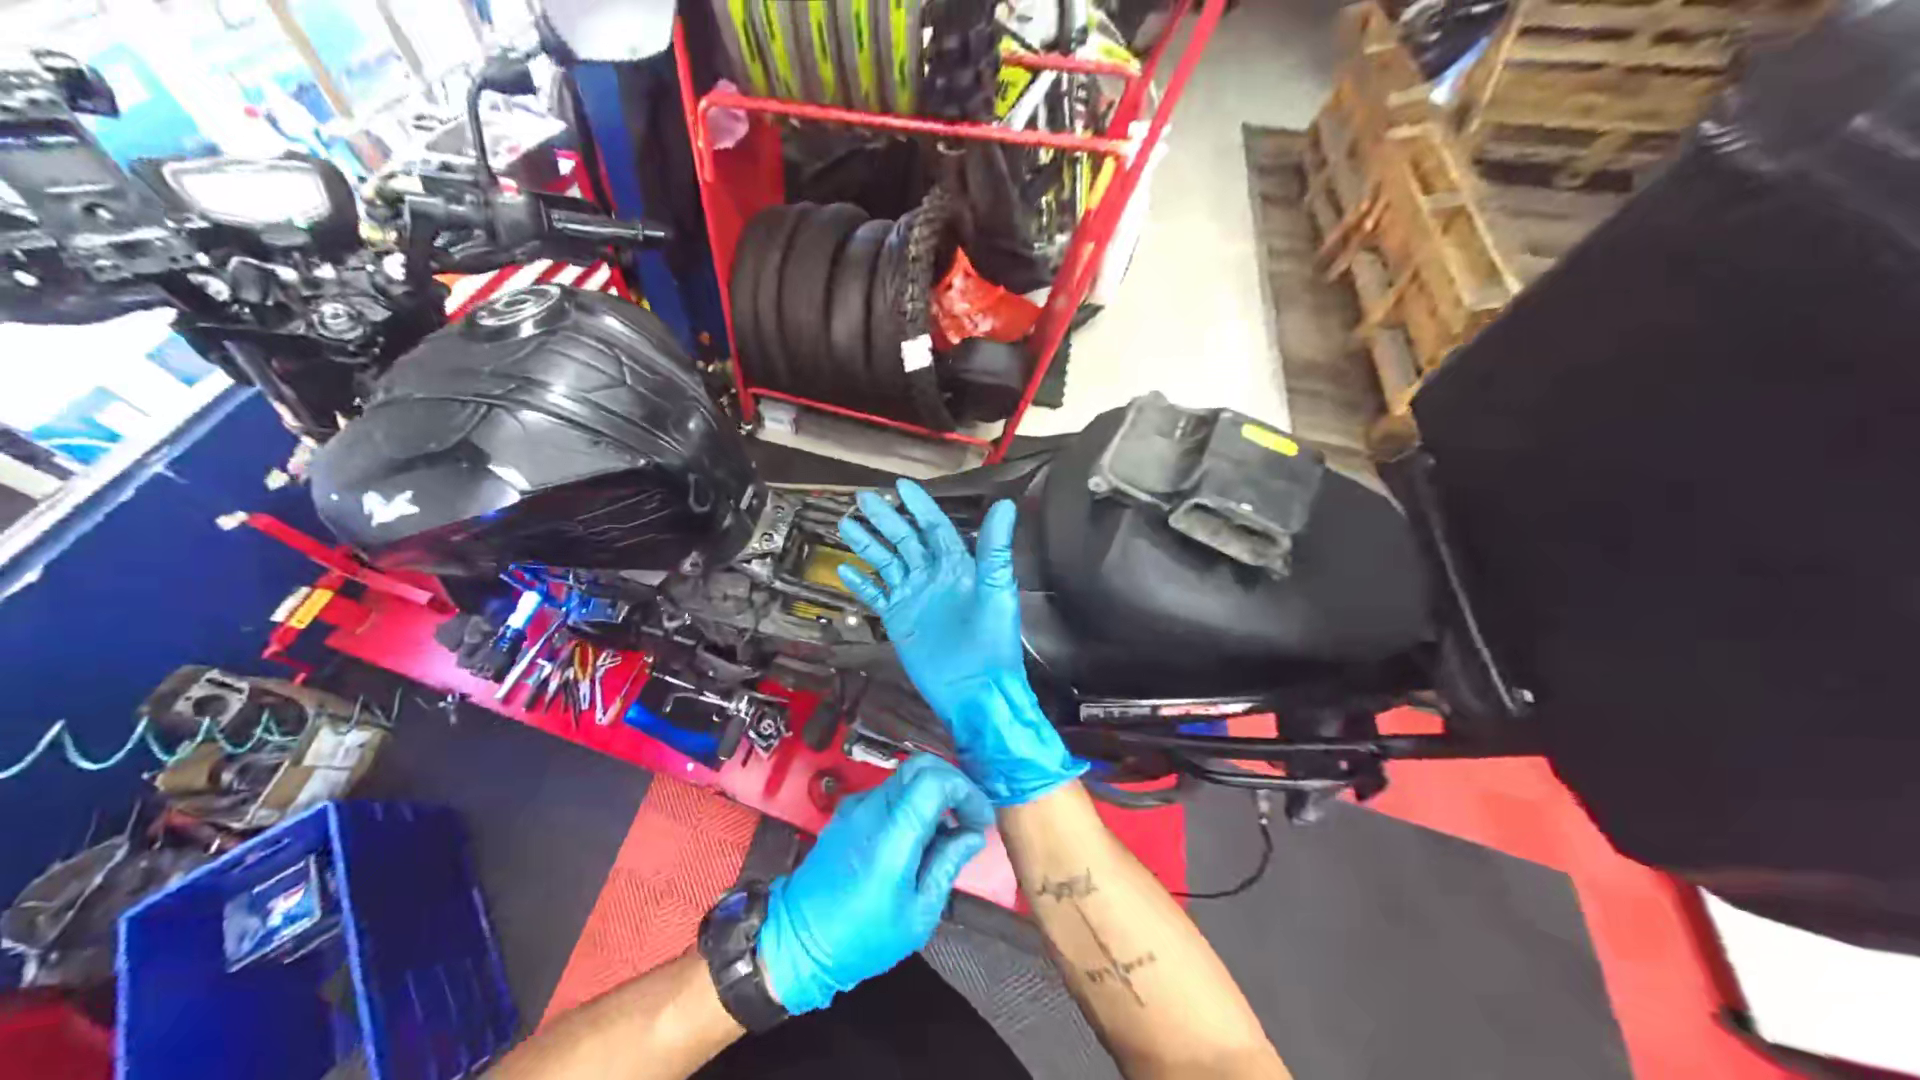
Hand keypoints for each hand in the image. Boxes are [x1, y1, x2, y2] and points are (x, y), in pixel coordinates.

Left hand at [758, 754, 992, 1013]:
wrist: (795, 942)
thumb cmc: (862, 938)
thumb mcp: (918, 914)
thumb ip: (947, 864)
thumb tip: (972, 834)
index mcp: (891, 834)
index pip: (933, 780)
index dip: (966, 791)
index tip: (980, 821)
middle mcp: (871, 808)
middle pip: (920, 766)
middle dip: (954, 784)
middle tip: (970, 817)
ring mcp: (856, 806)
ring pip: (905, 776)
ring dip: (934, 792)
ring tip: (949, 831)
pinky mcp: (848, 812)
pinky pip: (890, 792)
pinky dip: (914, 801)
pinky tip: (921, 836)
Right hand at [837, 479, 1085, 804]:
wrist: (975, 689)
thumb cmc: (992, 640)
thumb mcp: (997, 589)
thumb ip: (996, 547)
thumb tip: (1007, 504)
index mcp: (958, 566)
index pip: (935, 527)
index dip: (919, 506)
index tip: (901, 486)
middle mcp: (933, 576)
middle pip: (905, 539)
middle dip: (885, 518)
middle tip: (863, 498)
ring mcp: (914, 597)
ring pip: (886, 562)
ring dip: (867, 543)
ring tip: (846, 524)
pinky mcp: (900, 620)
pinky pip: (876, 596)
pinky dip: (861, 583)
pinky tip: (843, 569)